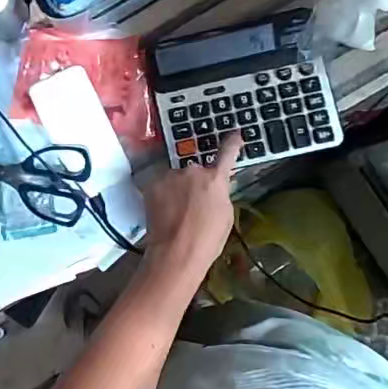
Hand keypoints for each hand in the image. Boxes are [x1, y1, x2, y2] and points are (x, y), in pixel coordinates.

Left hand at [143, 131, 241, 265]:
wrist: (175, 253)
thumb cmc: (207, 240)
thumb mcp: (226, 216)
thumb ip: (220, 194)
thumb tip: (214, 188)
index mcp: (215, 179)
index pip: (227, 153)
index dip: (232, 143)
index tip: (235, 134)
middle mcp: (192, 171)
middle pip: (196, 171)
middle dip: (195, 184)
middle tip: (193, 206)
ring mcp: (170, 177)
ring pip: (176, 178)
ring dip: (177, 189)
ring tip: (176, 213)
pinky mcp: (152, 185)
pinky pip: (161, 186)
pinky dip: (163, 196)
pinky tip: (164, 213)